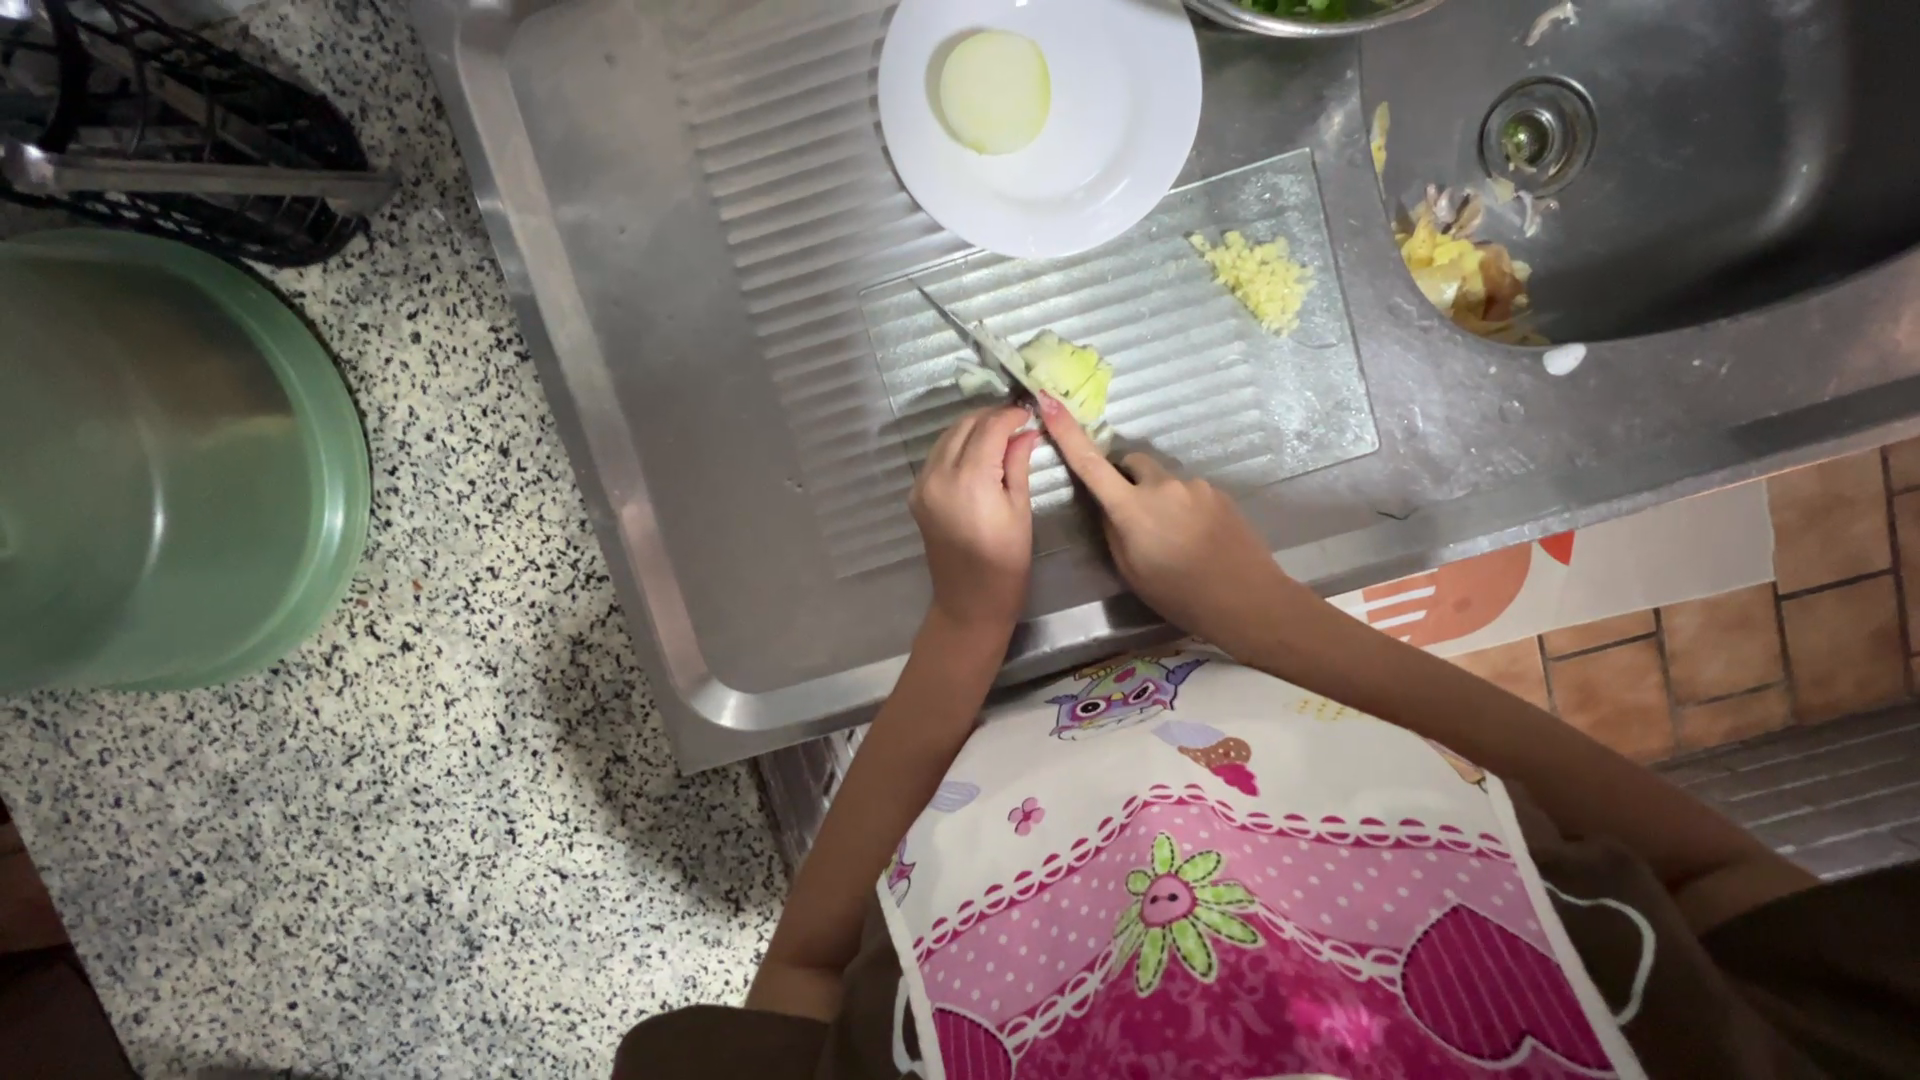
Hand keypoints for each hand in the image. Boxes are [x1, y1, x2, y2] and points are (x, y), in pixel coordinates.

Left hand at [910, 406, 1042, 632]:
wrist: (969, 602)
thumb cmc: (1006, 563)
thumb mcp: (1020, 510)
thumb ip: (1017, 464)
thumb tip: (1026, 432)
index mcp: (969, 479)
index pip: (989, 427)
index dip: (1010, 415)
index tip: (1028, 412)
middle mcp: (939, 475)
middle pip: (963, 426)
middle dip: (990, 417)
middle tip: (1016, 420)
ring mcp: (922, 484)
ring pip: (946, 437)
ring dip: (972, 429)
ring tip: (1000, 434)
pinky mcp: (917, 495)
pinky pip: (936, 457)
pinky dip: (957, 447)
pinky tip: (978, 454)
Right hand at [1037, 394, 1308, 651]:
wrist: (1247, 599)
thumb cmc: (1179, 595)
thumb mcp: (1131, 571)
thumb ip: (1113, 531)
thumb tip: (1108, 507)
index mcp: (1132, 508)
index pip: (1091, 464)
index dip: (1067, 432)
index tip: (1050, 401)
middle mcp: (1162, 486)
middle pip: (1133, 463)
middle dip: (1126, 479)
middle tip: (1132, 515)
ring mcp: (1194, 486)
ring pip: (1163, 481)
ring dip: (1159, 498)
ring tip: (1174, 539)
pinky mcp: (1218, 493)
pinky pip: (1189, 492)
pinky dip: (1183, 508)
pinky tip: (1196, 539)